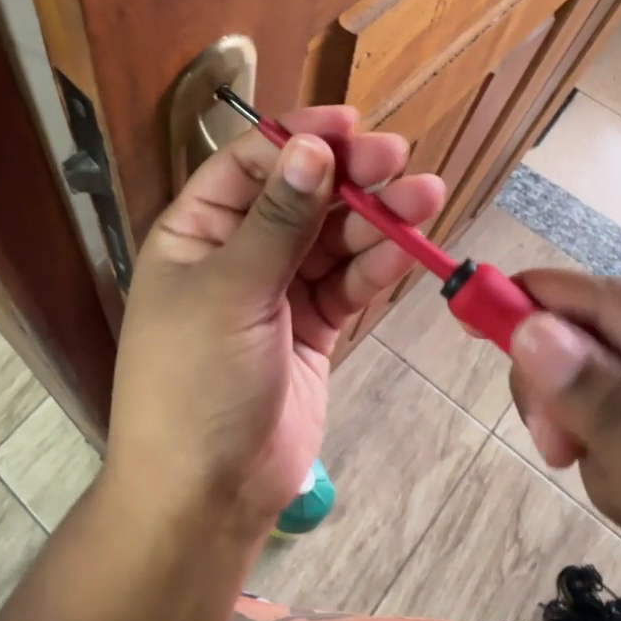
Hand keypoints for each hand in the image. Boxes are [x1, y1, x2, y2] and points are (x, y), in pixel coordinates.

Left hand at [106, 106, 444, 530]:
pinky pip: (345, 284)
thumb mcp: (230, 292)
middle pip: (297, 196)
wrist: (205, 495)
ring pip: (329, 238)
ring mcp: (275, 291)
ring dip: (374, 218)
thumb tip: (308, 148)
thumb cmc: (194, 382)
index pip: (248, 166)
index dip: (296, 140)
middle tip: (398, 158)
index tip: (349, 125)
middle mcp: (234, 253)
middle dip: (347, 177)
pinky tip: (408, 248)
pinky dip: (374, 265)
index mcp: (195, 232)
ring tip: (425, 197)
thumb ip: (276, 221)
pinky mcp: (310, 328)